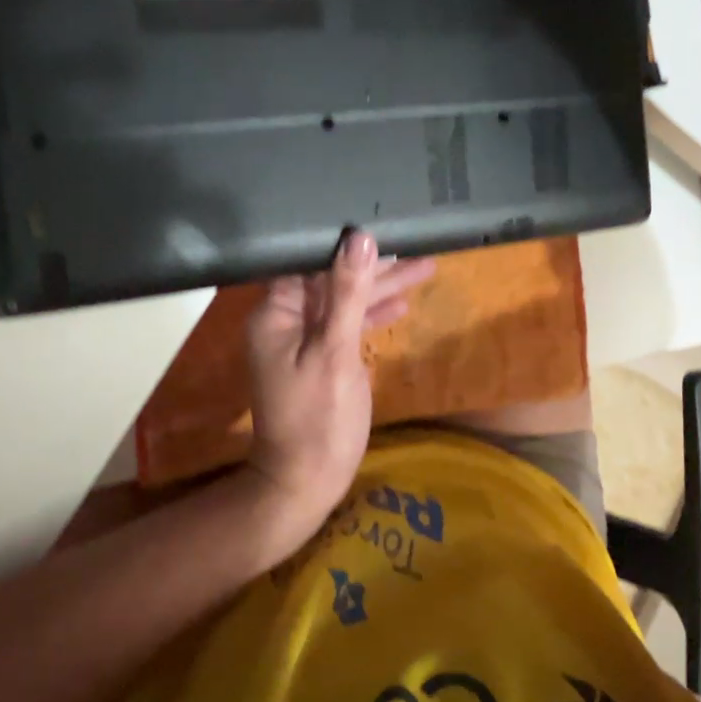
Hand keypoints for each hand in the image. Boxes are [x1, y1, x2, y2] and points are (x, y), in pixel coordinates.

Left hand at [245, 231, 434, 526]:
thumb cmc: (317, 417)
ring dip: (380, 287)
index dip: (341, 240)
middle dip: (372, 265)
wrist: (307, 482)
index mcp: (275, 313)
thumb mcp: (335, 352)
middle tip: (414, 242)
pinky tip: (403, 303)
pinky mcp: (322, 359)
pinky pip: (347, 325)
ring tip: (425, 264)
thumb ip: (348, 294)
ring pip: (344, 301)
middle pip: (331, 279)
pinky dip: (372, 314)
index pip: (307, 261)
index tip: (378, 219)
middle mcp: (286, 320)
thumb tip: (360, 239)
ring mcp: (304, 341)